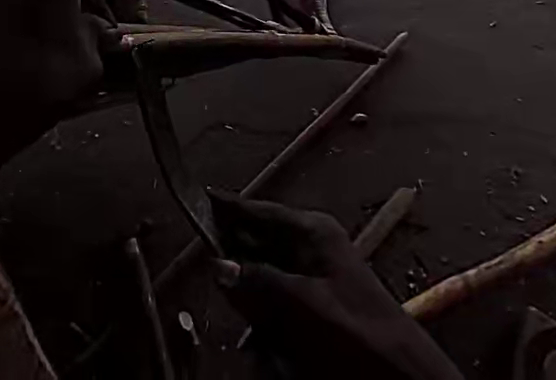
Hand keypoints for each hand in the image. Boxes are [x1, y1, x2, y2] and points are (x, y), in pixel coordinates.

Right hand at [211, 195, 462, 379]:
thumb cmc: (360, 338)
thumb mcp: (304, 307)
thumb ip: (258, 283)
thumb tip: (218, 265)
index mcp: (312, 233)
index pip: (257, 210)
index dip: (226, 208)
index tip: (195, 201)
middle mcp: (312, 249)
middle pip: (255, 248)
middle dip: (240, 274)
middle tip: (226, 292)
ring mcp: (316, 280)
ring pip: (264, 284)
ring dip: (255, 311)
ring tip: (261, 339)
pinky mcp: (318, 312)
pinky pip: (279, 312)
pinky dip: (271, 331)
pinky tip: (275, 355)